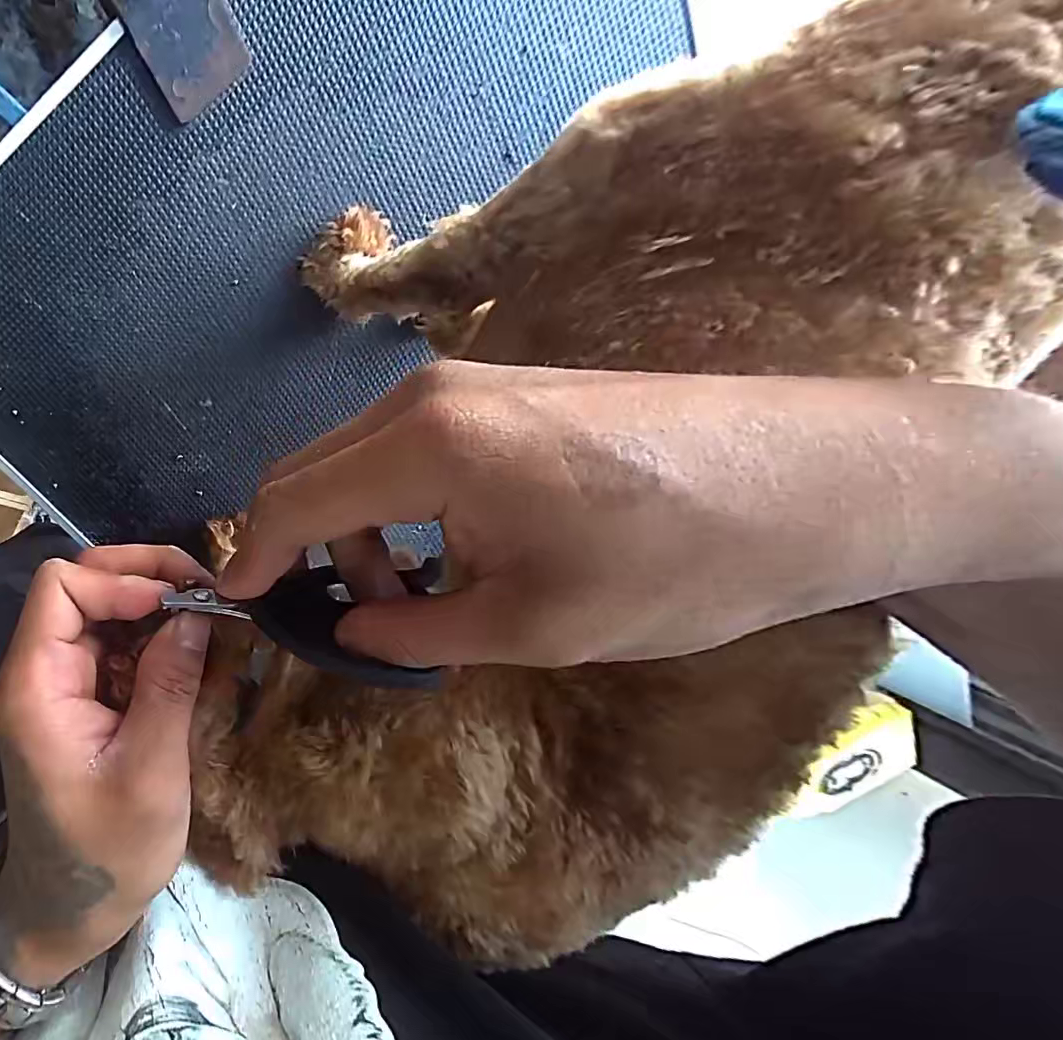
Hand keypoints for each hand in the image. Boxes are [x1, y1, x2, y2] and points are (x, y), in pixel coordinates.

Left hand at [0, 545, 212, 987]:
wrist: (65, 909)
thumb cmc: (104, 853)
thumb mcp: (150, 773)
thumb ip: (170, 685)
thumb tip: (194, 613)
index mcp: (35, 683)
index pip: (60, 587)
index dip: (120, 580)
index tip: (179, 602)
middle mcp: (37, 669)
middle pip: (79, 585)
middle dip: (141, 575)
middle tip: (202, 588)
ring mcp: (57, 681)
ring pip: (99, 608)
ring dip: (152, 601)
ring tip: (206, 611)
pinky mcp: (78, 695)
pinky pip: (112, 642)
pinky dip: (150, 633)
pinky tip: (188, 643)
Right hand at [217, 360, 1062, 668]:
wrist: (825, 472)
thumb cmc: (677, 560)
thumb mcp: (529, 624)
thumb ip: (410, 631)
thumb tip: (347, 629)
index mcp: (424, 447)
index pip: (290, 502)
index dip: (251, 557)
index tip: (236, 603)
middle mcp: (418, 397)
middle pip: (303, 472)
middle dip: (295, 547)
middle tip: (332, 614)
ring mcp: (452, 384)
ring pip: (343, 461)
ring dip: (346, 531)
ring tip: (407, 593)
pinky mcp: (482, 389)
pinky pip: (390, 449)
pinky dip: (382, 505)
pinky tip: (437, 545)